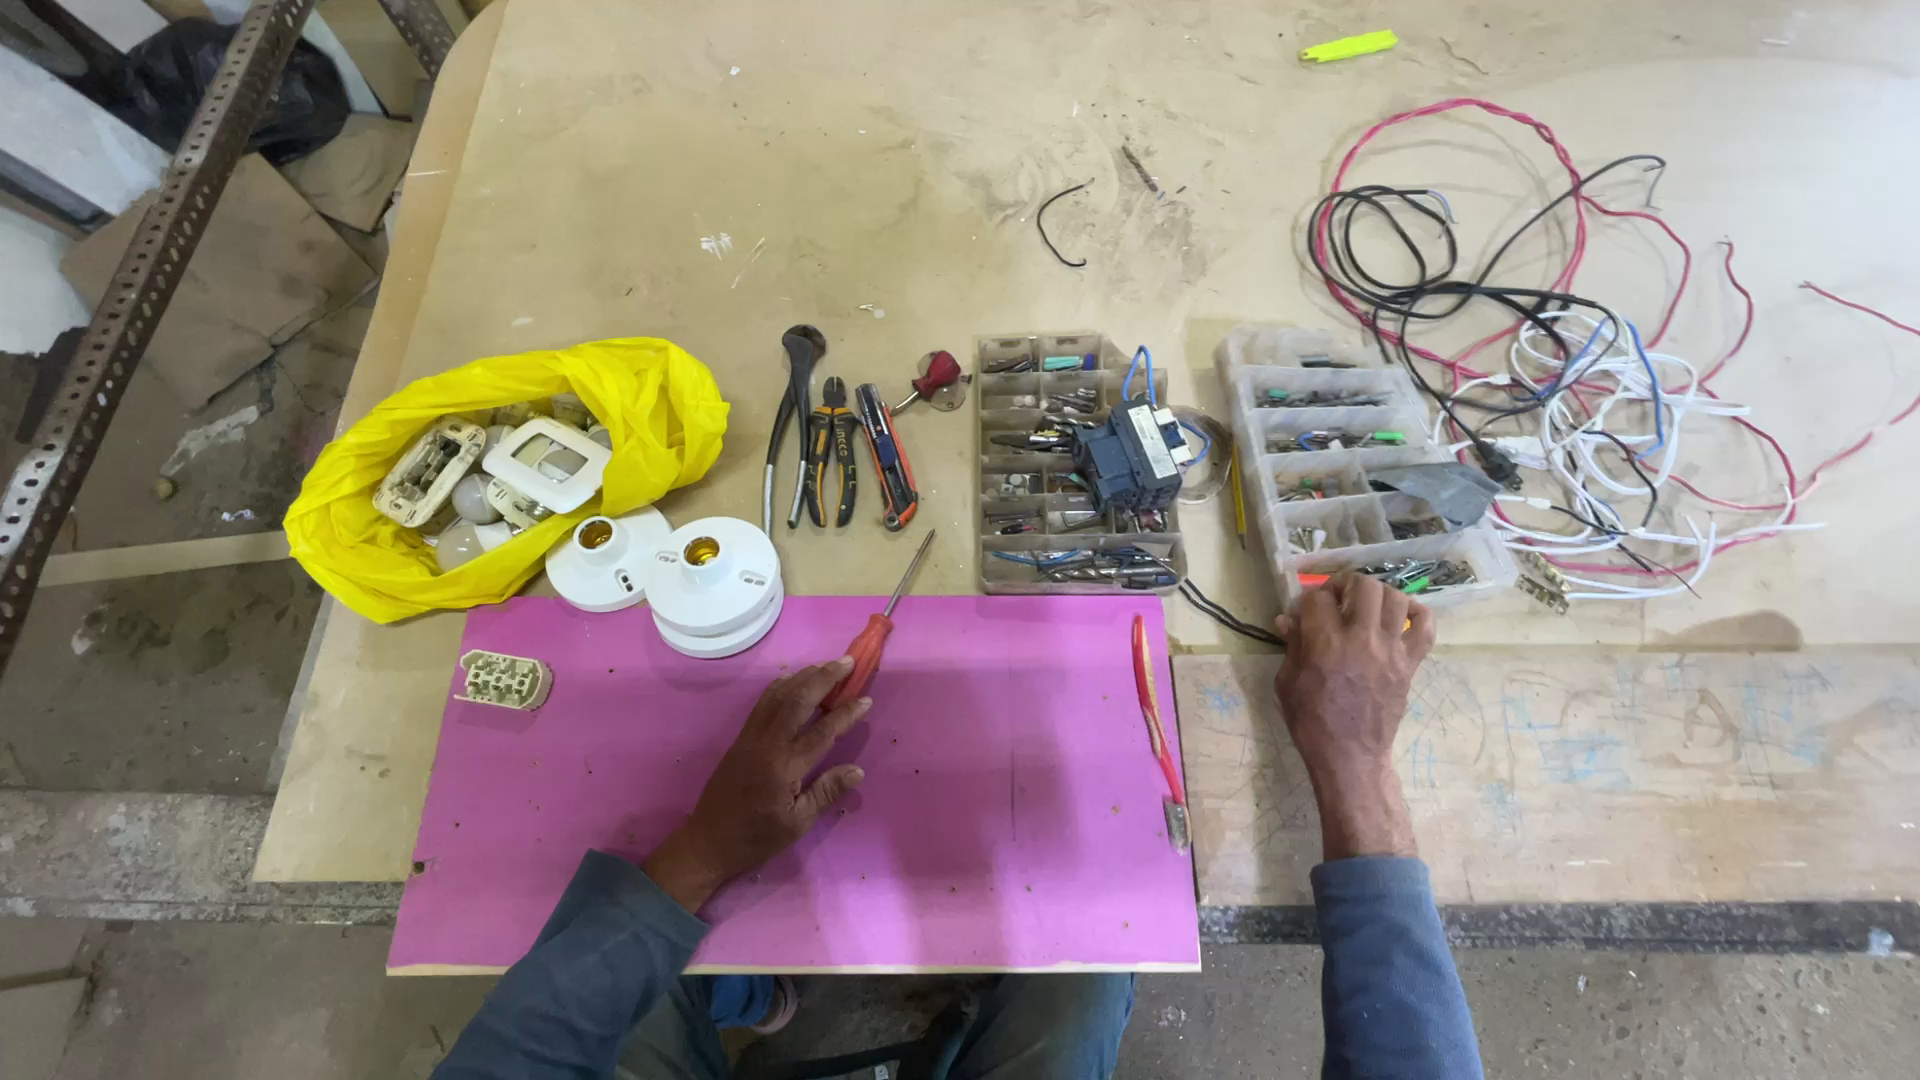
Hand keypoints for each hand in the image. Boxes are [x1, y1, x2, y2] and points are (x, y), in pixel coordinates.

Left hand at [644, 658, 870, 912]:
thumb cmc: (756, 838)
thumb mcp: (797, 824)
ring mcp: (751, 737)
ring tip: (827, 665)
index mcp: (785, 767)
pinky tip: (793, 679)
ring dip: (804, 676)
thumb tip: (857, 770)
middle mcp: (768, 744)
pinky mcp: (741, 738)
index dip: (846, 713)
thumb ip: (827, 793)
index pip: (822, 731)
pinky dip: (781, 686)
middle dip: (825, 678)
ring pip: (780, 696)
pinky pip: (763, 703)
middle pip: (799, 700)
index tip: (866, 700)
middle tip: (847, 662)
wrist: (707, 842)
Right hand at [1273, 573, 1434, 859]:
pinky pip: (1426, 627)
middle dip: (1343, 585)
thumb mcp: (1287, 681)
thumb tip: (1288, 620)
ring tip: (1364, 606)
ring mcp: (1391, 651)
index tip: (1302, 613)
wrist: (1349, 754)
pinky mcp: (1410, 664)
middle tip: (1334, 599)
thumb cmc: (1310, 720)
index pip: (1317, 599)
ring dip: (1377, 594)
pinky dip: (1417, 613)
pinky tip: (1401, 615)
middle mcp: (1361, 639)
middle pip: (1362, 586)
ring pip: (1395, 598)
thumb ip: (1292, 645)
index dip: (1306, 601)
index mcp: (1325, 644)